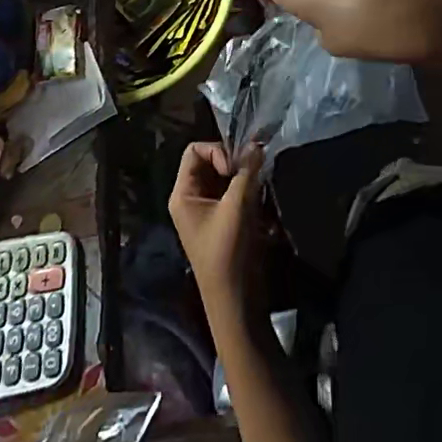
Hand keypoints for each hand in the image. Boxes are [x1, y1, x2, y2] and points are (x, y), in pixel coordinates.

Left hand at [168, 142, 264, 306]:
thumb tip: (257, 144)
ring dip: (241, 174)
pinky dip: (245, 187)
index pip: (195, 151)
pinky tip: (259, 194)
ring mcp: (206, 208)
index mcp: (182, 193)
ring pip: (223, 175)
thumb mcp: (237, 207)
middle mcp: (191, 197)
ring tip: (257, 182)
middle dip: (232, 161)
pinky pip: (231, 190)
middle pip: (209, 160)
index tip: (234, 169)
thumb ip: (247, 171)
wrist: (234, 297)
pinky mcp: (222, 217)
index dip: (217, 152)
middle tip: (253, 171)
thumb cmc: (227, 252)